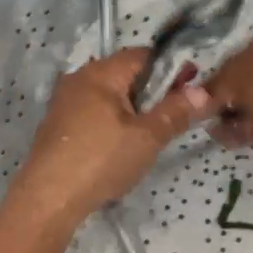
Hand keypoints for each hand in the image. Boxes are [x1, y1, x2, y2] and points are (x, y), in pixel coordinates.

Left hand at [8, 49, 212, 226]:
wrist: (49, 197)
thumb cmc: (101, 161)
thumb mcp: (147, 138)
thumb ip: (175, 112)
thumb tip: (203, 92)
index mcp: (101, 73)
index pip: (143, 55)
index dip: (170, 70)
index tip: (189, 92)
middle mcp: (78, 79)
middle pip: (124, 75)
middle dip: (150, 93)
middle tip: (170, 120)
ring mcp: (63, 102)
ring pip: (107, 97)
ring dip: (129, 111)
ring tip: (145, 138)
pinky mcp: (56, 126)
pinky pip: (91, 114)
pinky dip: (109, 124)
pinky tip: (116, 149)